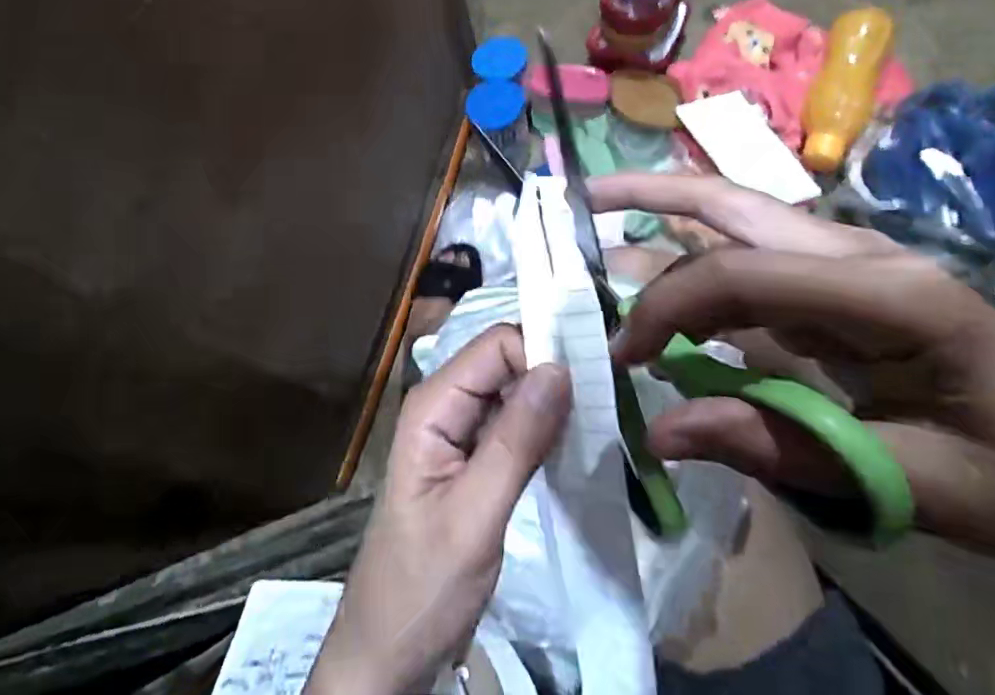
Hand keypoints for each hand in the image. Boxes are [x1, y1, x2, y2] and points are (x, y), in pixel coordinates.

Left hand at [307, 324, 568, 694]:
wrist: (390, 649)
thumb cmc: (423, 585)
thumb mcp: (474, 516)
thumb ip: (515, 441)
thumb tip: (559, 368)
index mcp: (432, 406)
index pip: (495, 345)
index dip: (541, 352)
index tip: (592, 380)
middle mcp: (444, 407)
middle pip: (505, 363)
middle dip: (551, 374)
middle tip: (604, 402)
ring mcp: (458, 434)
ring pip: (513, 393)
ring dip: (552, 403)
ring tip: (597, 422)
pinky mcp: (474, 461)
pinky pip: (513, 426)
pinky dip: (544, 430)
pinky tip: (572, 446)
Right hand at [588, 172, 994, 614]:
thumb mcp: (912, 486)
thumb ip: (777, 449)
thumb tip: (659, 434)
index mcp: (891, 292)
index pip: (742, 273)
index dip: (666, 307)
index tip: (623, 356)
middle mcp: (863, 256)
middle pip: (736, 204)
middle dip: (652, 195)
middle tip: (582, 201)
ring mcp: (852, 266)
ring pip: (739, 222)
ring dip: (667, 219)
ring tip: (601, 219)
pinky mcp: (842, 291)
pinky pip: (753, 264)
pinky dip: (696, 262)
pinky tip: (658, 269)